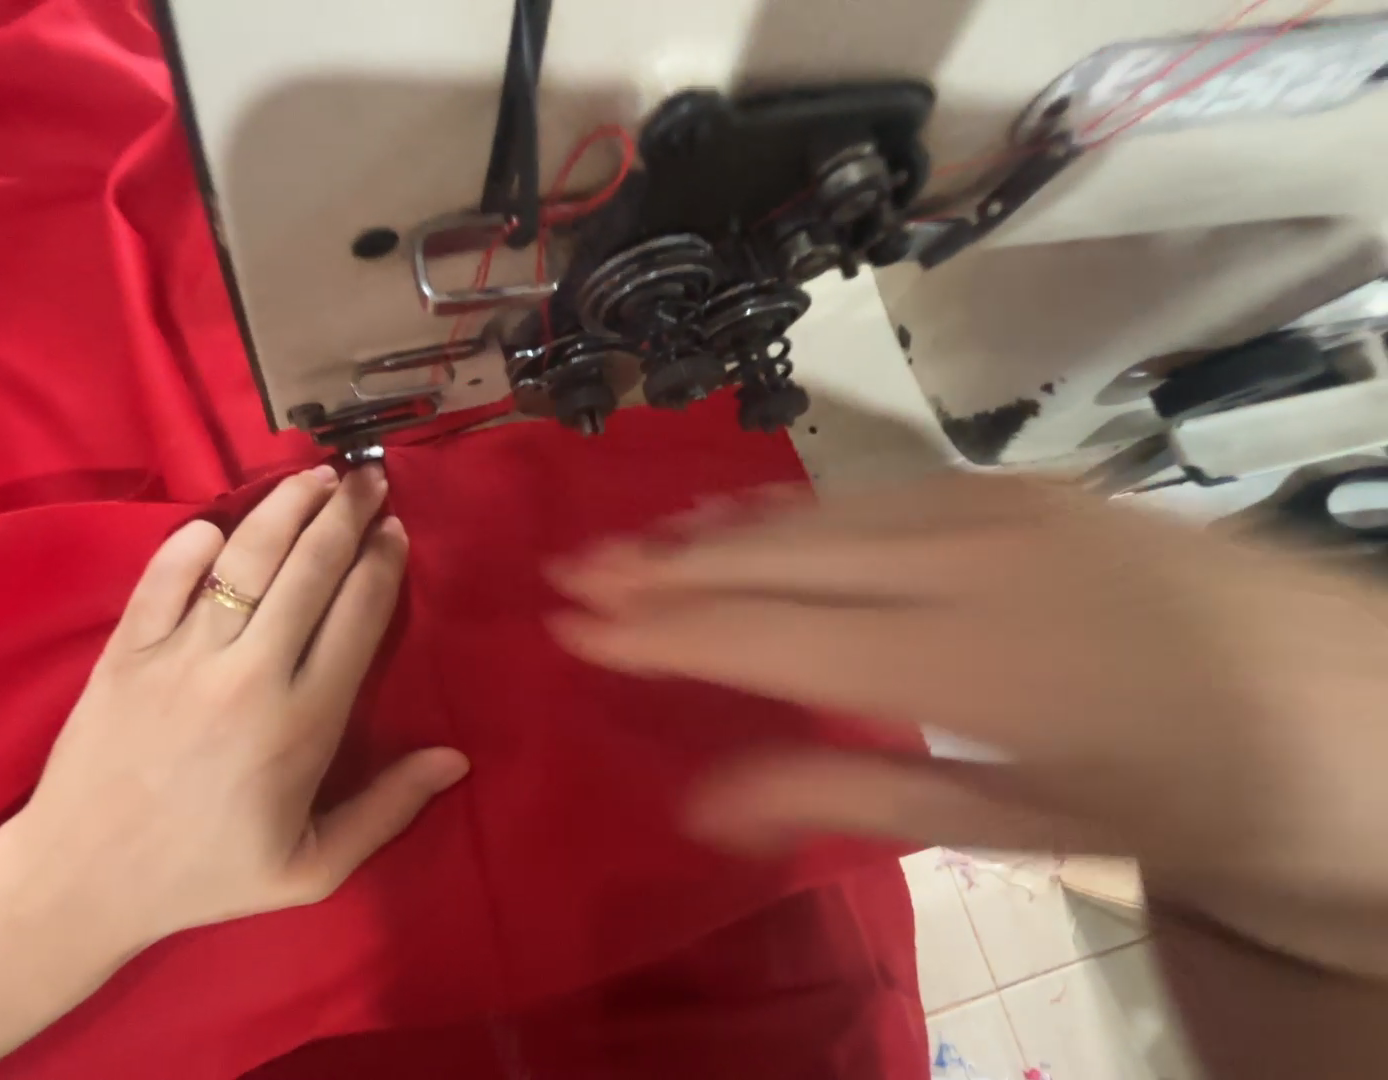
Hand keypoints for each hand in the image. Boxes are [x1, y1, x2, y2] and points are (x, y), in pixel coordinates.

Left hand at [0, 465, 467, 951]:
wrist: (82, 882)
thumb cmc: (205, 874)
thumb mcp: (311, 868)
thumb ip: (388, 810)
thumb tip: (454, 758)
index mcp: (304, 724)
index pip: (357, 615)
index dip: (381, 562)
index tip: (394, 528)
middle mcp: (249, 676)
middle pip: (310, 570)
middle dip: (347, 513)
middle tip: (369, 478)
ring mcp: (181, 657)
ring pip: (245, 560)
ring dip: (286, 509)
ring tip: (315, 477)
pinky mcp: (126, 650)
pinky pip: (163, 579)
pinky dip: (192, 544)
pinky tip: (221, 521)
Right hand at [550, 475, 1387, 971]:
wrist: (1380, 708)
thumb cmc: (1188, 797)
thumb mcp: (1018, 826)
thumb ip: (844, 798)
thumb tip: (700, 803)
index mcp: (968, 661)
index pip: (760, 636)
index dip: (657, 632)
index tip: (574, 627)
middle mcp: (965, 559)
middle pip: (767, 557)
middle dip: (655, 568)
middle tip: (569, 573)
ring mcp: (988, 505)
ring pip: (803, 513)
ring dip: (703, 535)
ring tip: (627, 550)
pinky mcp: (1008, 484)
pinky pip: (856, 494)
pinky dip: (776, 513)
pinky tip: (731, 520)